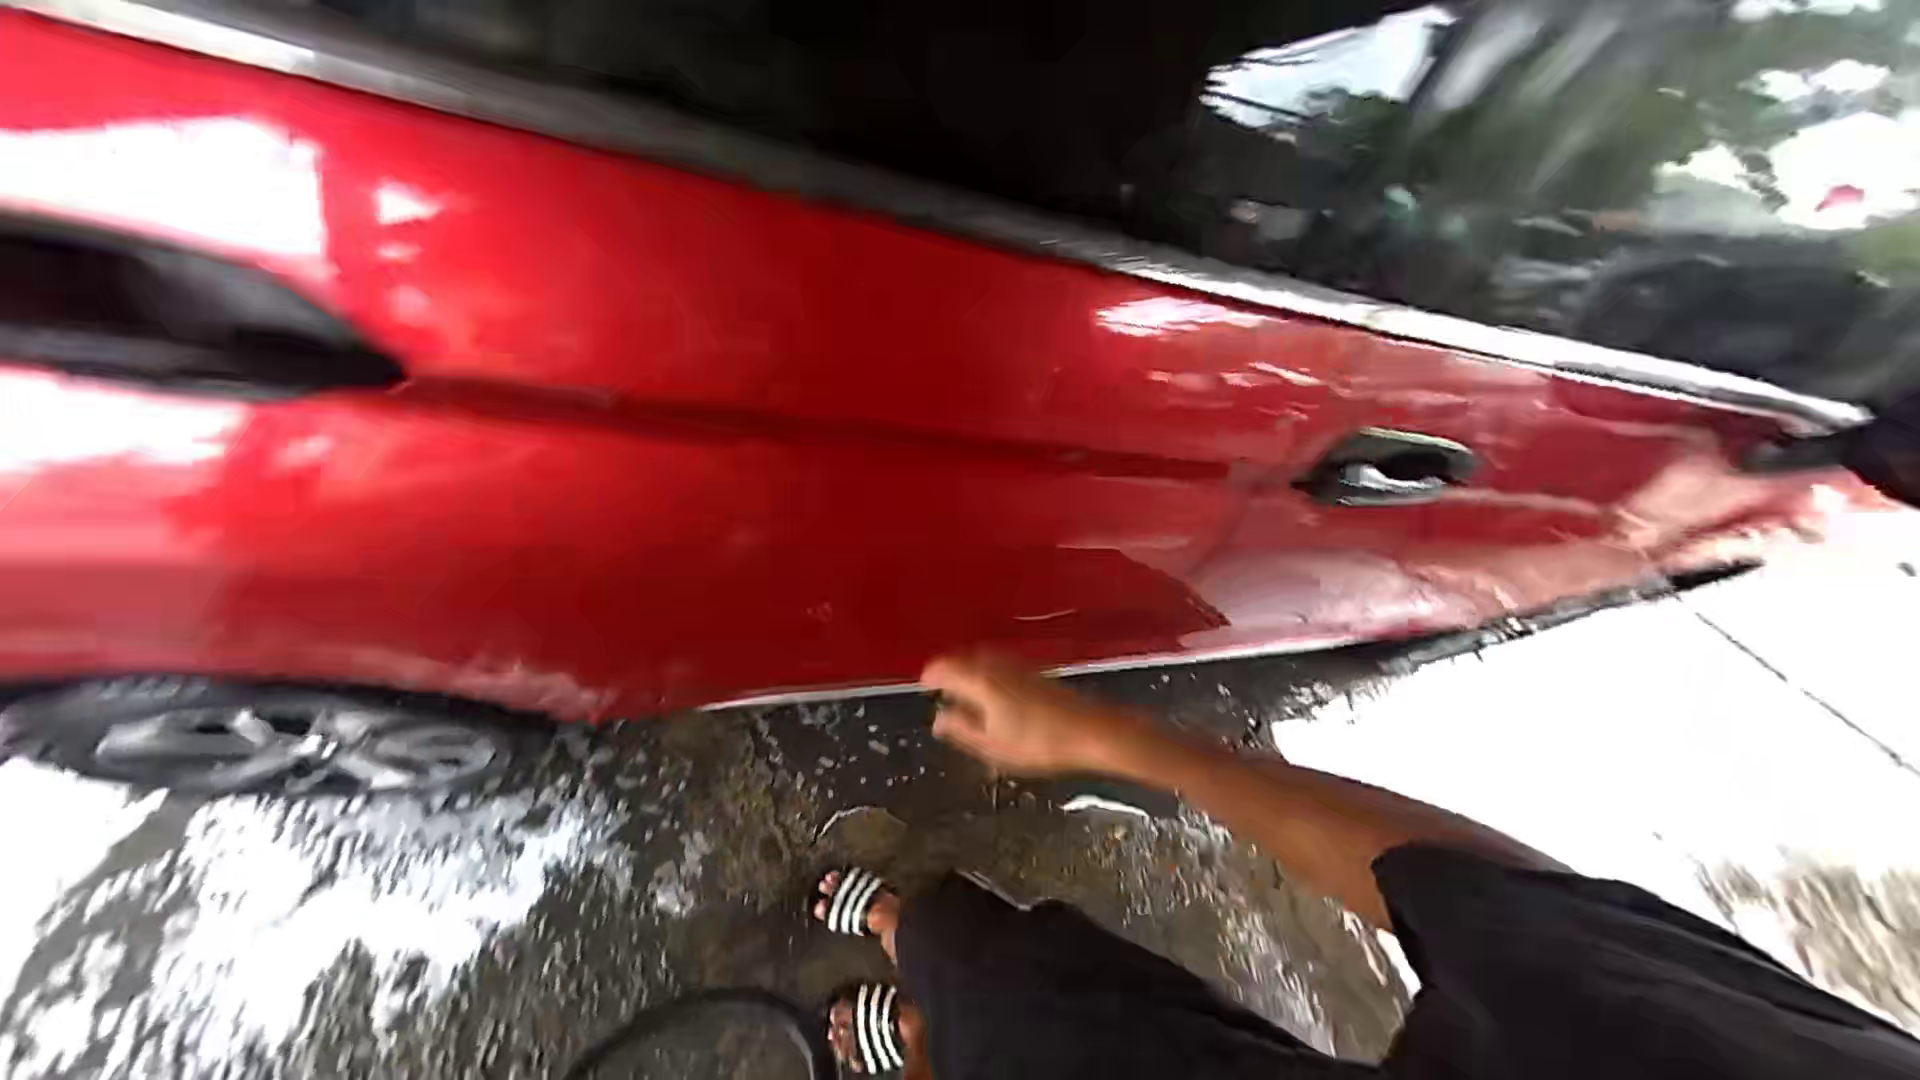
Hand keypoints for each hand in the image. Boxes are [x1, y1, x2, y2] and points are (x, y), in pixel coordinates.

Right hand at [919, 651, 1156, 775]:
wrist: (1091, 730)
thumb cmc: (1039, 743)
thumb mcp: (993, 746)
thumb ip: (962, 730)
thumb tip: (938, 720)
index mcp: (980, 681)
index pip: (944, 668)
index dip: (930, 676)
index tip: (922, 686)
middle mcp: (996, 664)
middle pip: (962, 657)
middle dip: (946, 668)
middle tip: (936, 684)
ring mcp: (1016, 664)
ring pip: (980, 656)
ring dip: (965, 665)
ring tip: (959, 685)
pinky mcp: (1032, 669)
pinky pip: (997, 660)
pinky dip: (984, 667)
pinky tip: (989, 687)